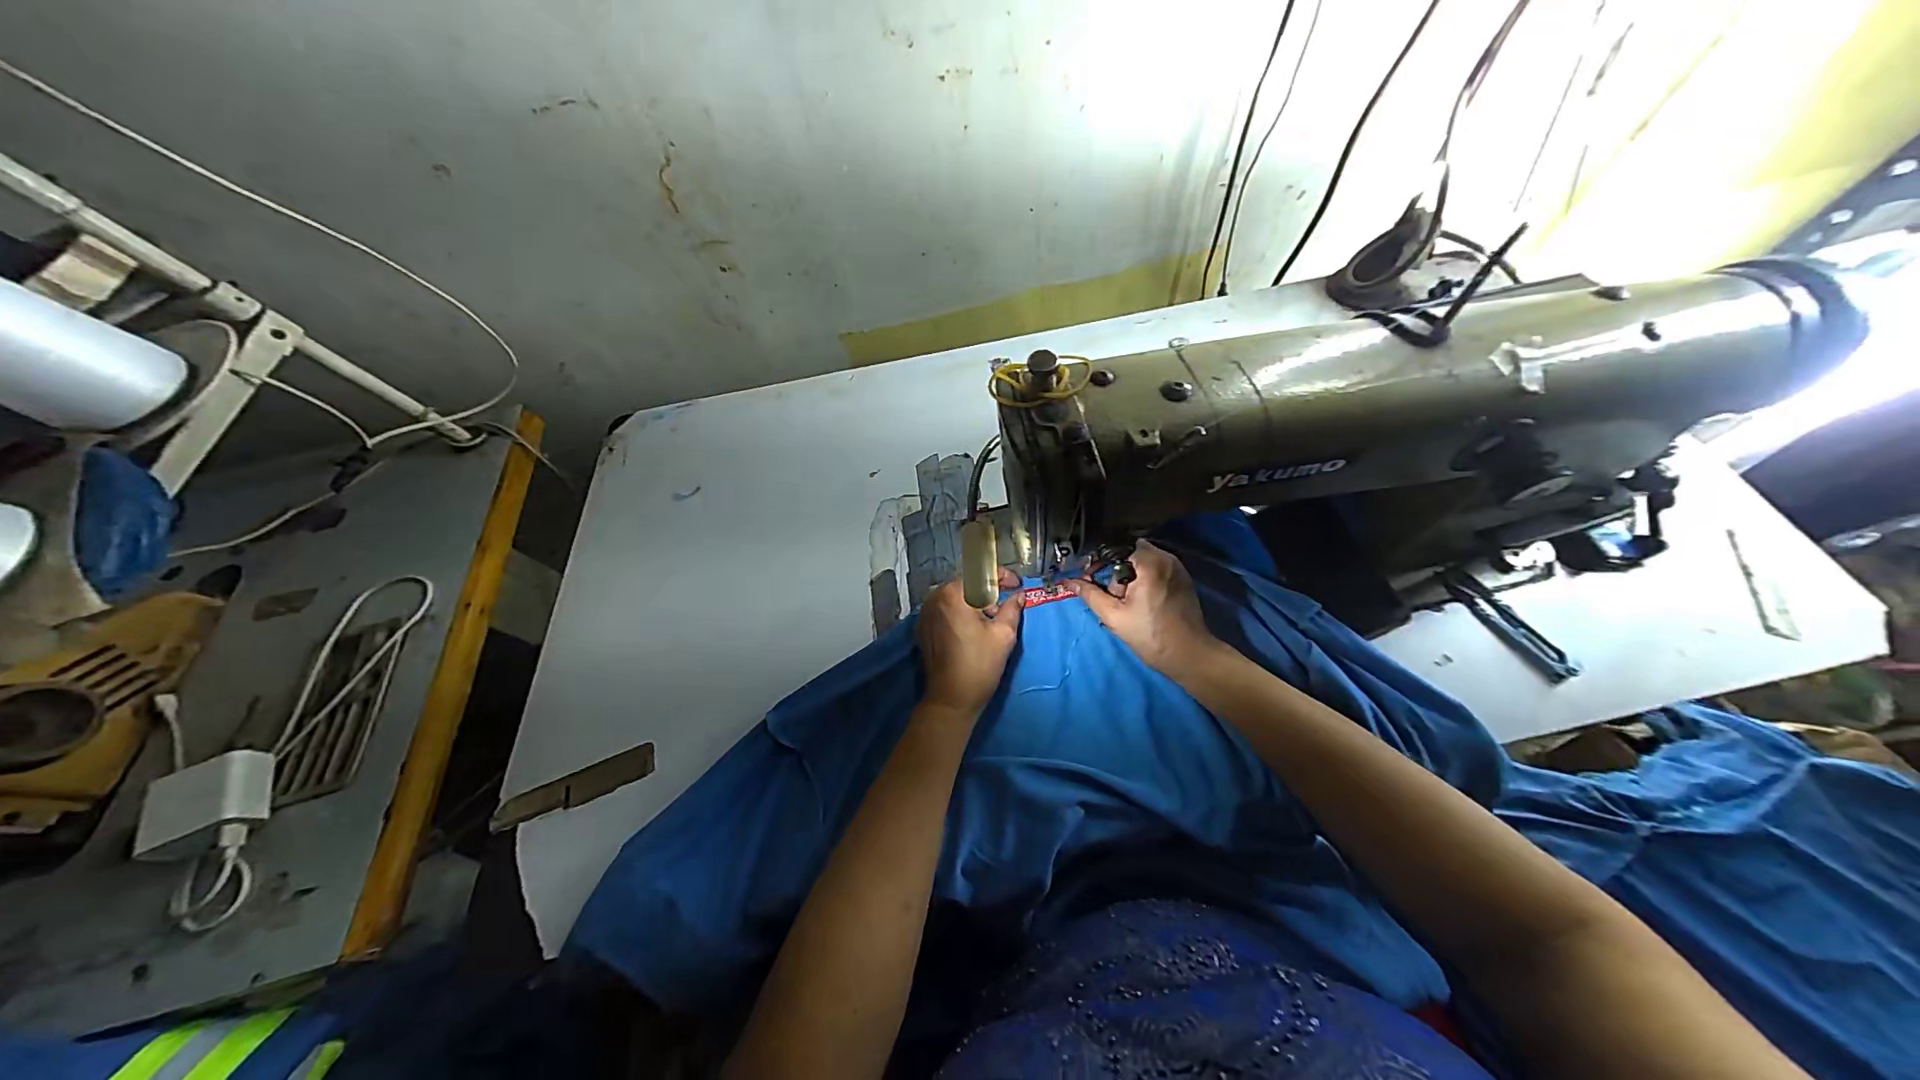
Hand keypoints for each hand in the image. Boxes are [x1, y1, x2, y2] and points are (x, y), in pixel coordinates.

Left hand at [916, 567, 1023, 713]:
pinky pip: (945, 612)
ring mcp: (925, 614)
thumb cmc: (979, 666)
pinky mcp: (923, 629)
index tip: (1016, 584)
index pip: (979, 576)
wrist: (951, 699)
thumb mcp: (1003, 635)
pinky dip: (960, 615)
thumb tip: (1019, 595)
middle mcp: (934, 599)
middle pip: (966, 586)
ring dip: (973, 604)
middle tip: (1004, 606)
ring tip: (990, 620)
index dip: (1001, 577)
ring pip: (955, 599)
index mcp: (951, 596)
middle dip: (987, 593)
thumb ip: (1012, 609)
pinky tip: (973, 631)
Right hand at [1066, 540, 1221, 675]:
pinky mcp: (1183, 578)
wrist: (1189, 654)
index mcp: (1151, 563)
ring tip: (1128, 601)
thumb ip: (1090, 594)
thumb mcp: (1114, 616)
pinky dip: (1146, 579)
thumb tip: (1069, 581)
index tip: (1093, 580)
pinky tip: (1142, 601)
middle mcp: (1167, 559)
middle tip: (1114, 596)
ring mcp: (1178, 568)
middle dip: (1117, 571)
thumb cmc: (1151, 636)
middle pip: (1130, 553)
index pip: (1116, 548)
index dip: (1101, 563)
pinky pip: (1157, 569)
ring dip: (1131, 576)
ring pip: (1144, 561)